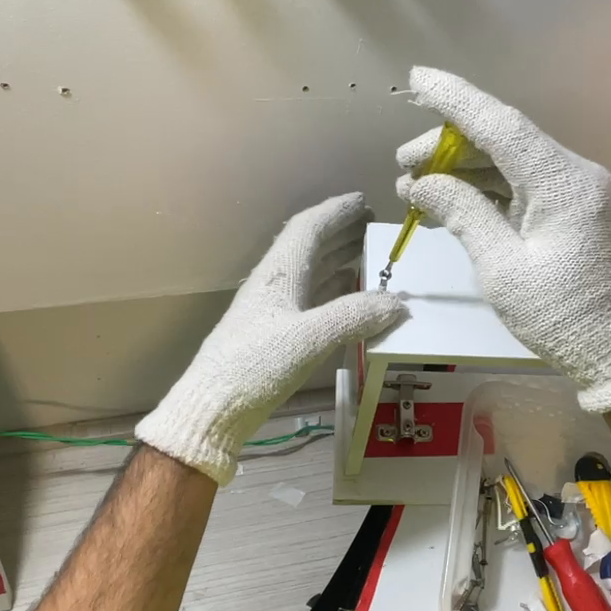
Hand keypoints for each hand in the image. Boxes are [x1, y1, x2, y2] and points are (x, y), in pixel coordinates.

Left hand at [136, 193, 405, 483]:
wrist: (212, 410)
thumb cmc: (255, 366)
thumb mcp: (310, 339)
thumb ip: (354, 317)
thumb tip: (399, 303)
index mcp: (278, 274)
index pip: (308, 228)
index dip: (336, 211)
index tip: (362, 200)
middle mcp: (275, 284)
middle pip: (310, 247)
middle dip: (341, 232)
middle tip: (373, 226)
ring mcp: (273, 310)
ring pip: (311, 273)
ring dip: (338, 260)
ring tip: (369, 255)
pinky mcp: (276, 334)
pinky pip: (312, 299)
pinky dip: (334, 291)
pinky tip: (350, 296)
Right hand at [395, 67, 610, 411]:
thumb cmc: (560, 316)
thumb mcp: (502, 269)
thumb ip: (463, 215)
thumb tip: (423, 183)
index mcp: (562, 184)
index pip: (502, 125)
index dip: (456, 100)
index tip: (417, 80)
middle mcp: (574, 174)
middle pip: (503, 140)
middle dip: (448, 145)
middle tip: (403, 163)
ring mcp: (575, 189)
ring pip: (510, 161)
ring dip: (462, 168)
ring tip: (415, 185)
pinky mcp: (571, 207)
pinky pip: (522, 183)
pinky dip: (484, 188)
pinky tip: (447, 198)